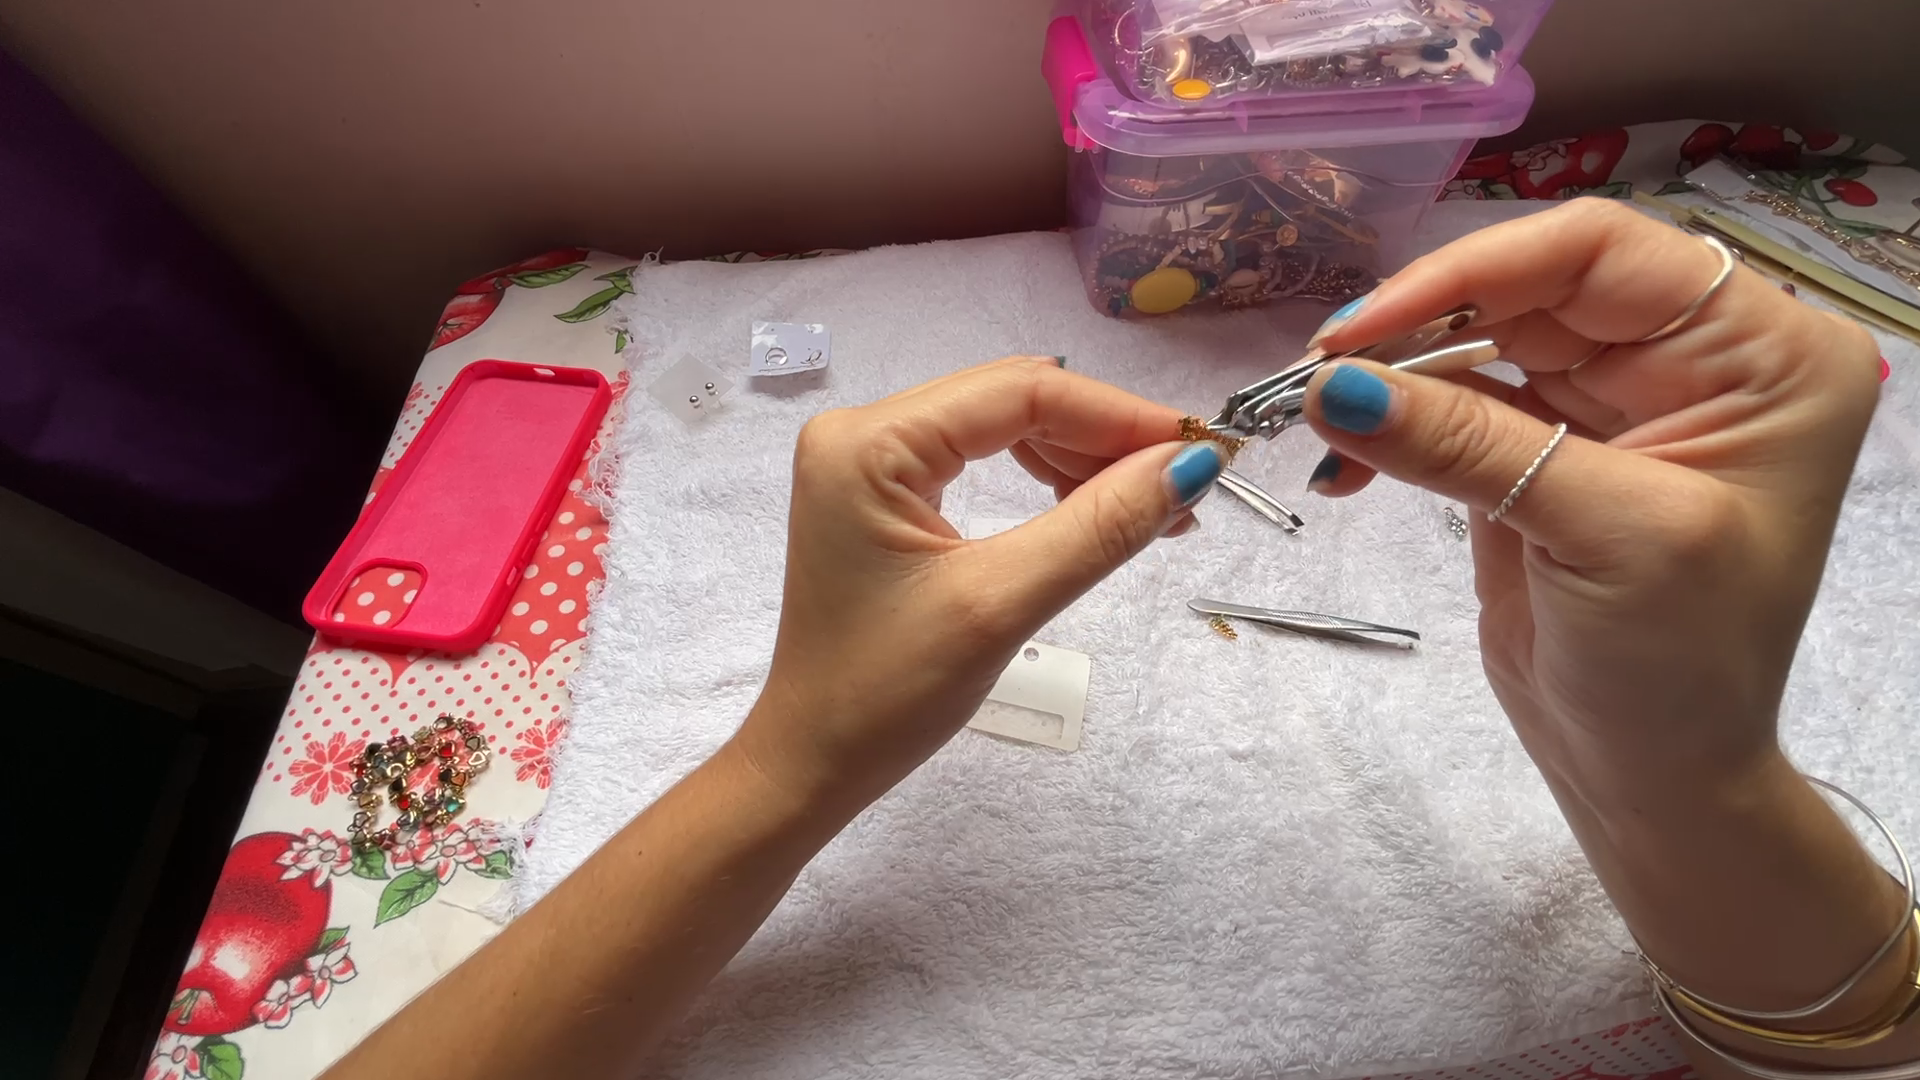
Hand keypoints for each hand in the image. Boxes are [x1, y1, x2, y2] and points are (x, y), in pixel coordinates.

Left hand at [734, 357, 1224, 809]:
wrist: (816, 757)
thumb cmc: (887, 696)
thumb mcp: (999, 605)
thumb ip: (1096, 527)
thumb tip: (1189, 465)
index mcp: (870, 442)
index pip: (1020, 394)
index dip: (1119, 415)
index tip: (1201, 450)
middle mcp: (863, 431)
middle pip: (1011, 403)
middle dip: (1103, 440)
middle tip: (1182, 489)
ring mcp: (869, 461)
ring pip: (1001, 429)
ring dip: (1079, 461)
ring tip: (1148, 508)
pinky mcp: (883, 493)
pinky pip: (978, 461)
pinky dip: (1041, 481)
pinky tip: (1087, 507)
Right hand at [1299, 200, 1881, 804]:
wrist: (1644, 760)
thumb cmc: (1673, 659)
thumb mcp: (1593, 535)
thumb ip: (1462, 446)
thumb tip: (1329, 386)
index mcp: (1748, 351)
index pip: (1596, 253)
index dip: (1467, 273)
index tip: (1355, 332)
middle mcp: (1671, 361)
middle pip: (1516, 298)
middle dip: (1407, 332)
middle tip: (1312, 376)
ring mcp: (1588, 410)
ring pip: (1464, 354)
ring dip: (1382, 385)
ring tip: (1314, 423)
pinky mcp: (1521, 456)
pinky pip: (1439, 415)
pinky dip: (1382, 433)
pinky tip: (1343, 470)